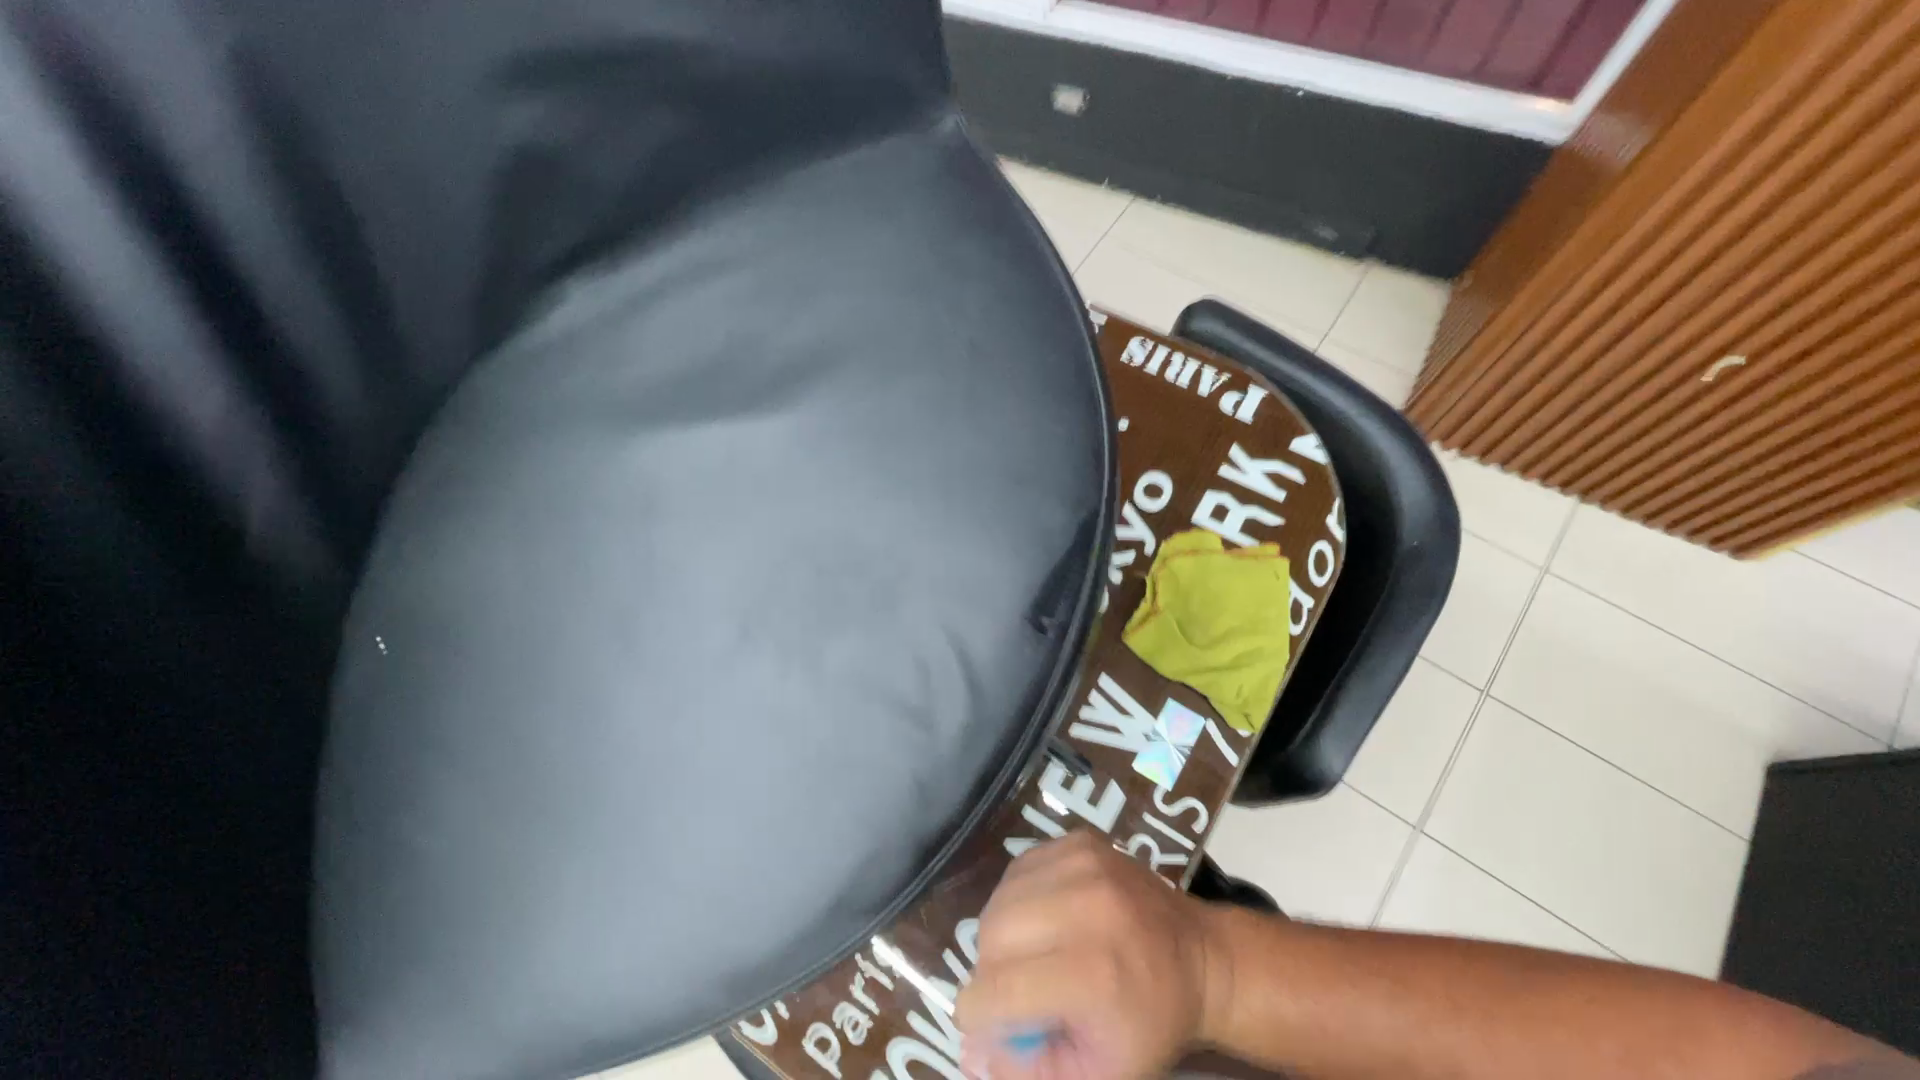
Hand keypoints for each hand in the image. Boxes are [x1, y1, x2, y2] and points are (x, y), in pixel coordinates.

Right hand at [954, 831, 1233, 1079]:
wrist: (1203, 957)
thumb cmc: (1149, 1021)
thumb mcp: (1099, 1071)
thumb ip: (1030, 1070)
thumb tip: (973, 1054)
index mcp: (1094, 974)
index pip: (998, 989)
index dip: (978, 1013)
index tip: (988, 1024)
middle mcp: (1087, 908)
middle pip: (991, 936)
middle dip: (990, 972)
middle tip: (1014, 990)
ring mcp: (1085, 865)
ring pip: (1000, 899)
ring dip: (1002, 934)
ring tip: (1032, 954)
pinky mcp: (1082, 841)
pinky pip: (1019, 869)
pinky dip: (1019, 897)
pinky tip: (1044, 918)